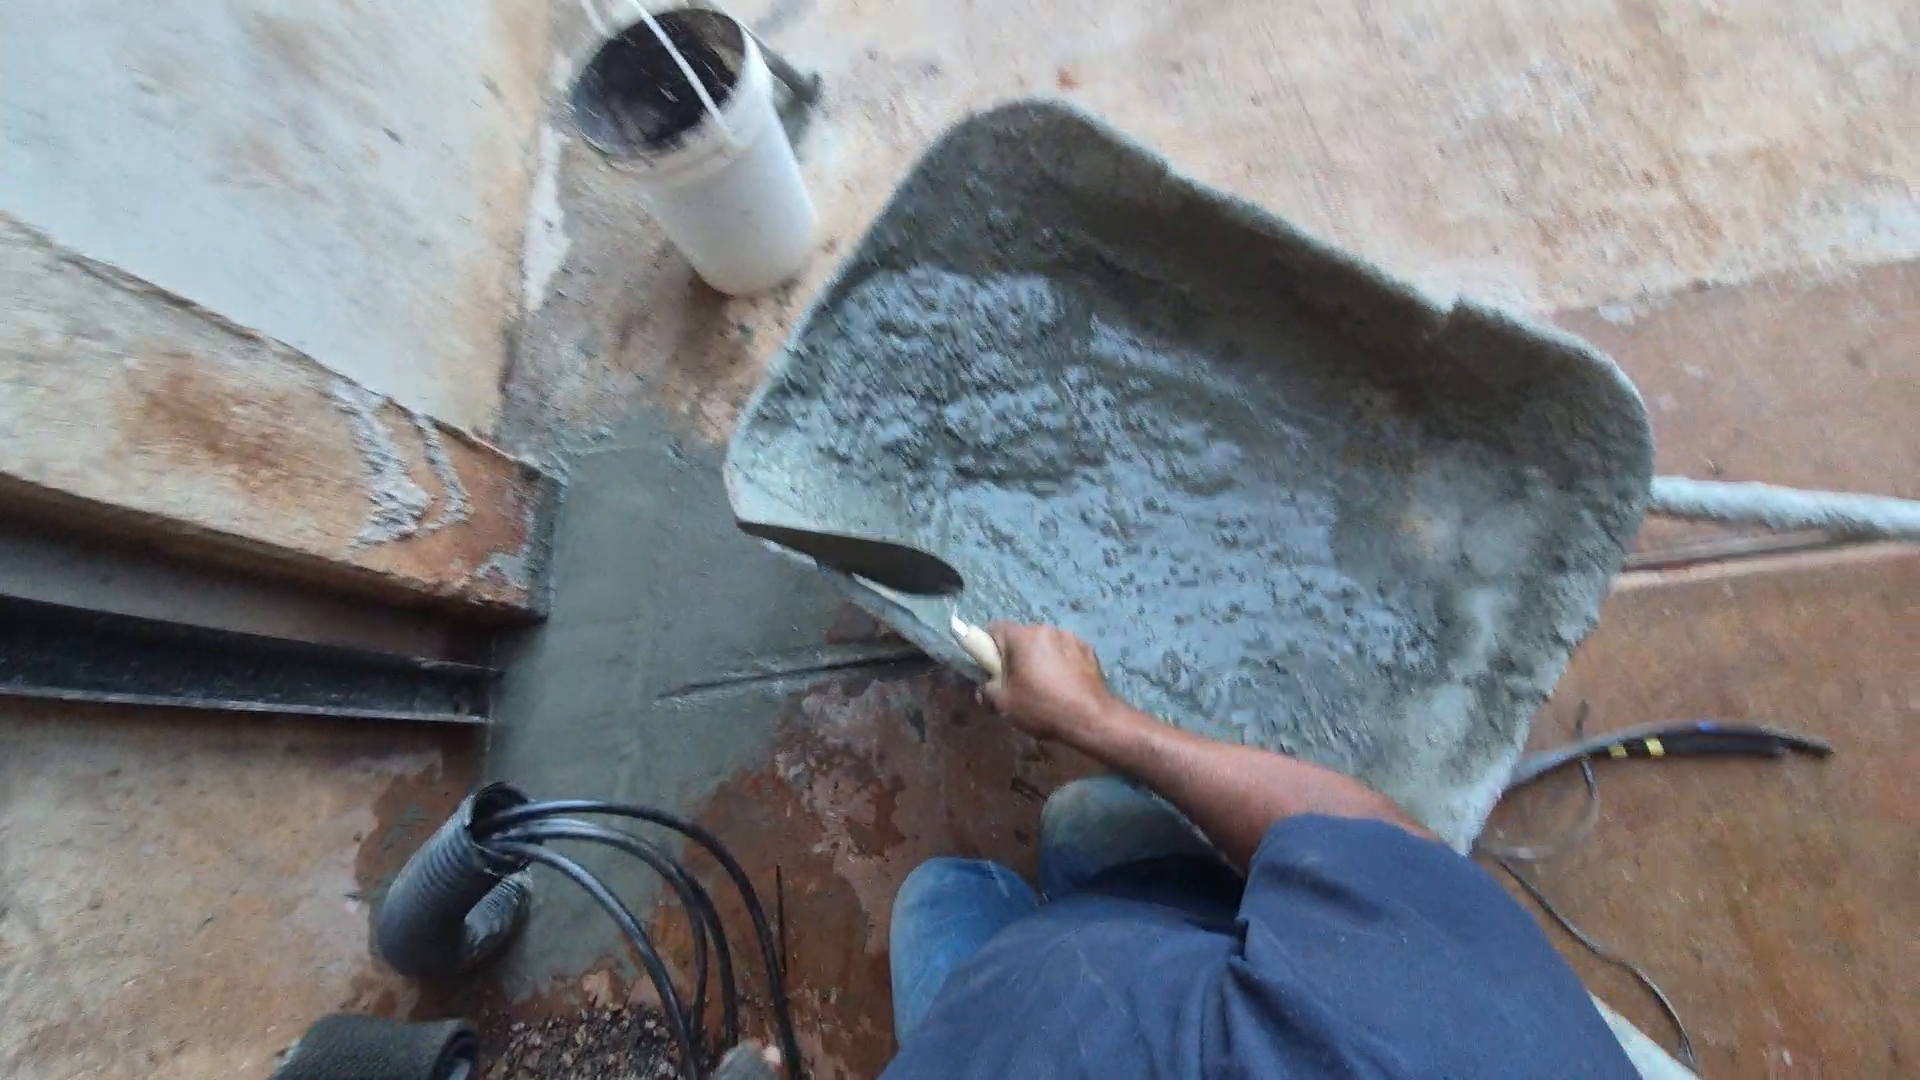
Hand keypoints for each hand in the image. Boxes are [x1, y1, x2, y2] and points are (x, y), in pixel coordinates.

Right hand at [980, 622, 1117, 743]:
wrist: (1090, 718)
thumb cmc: (1042, 707)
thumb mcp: (1004, 704)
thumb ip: (987, 690)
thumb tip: (984, 687)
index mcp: (1022, 637)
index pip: (995, 628)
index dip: (989, 645)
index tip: (992, 666)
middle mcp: (1046, 629)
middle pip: (1022, 636)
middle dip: (1017, 654)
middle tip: (1018, 681)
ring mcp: (1070, 637)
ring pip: (1046, 643)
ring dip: (1041, 657)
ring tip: (1045, 684)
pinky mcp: (1088, 648)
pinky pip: (1066, 650)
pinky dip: (1061, 661)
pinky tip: (1065, 684)